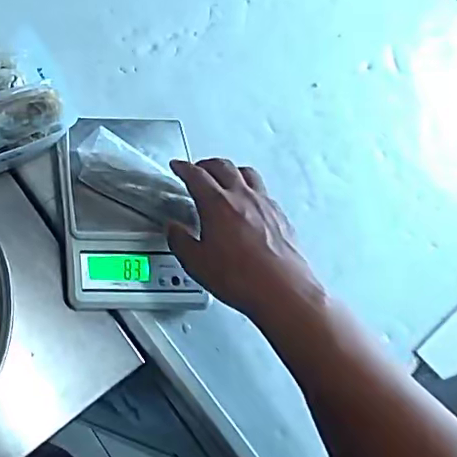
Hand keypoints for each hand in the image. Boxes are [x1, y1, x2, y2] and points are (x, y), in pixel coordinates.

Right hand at [166, 159, 331, 330]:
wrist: (283, 292)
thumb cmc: (243, 278)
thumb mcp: (196, 262)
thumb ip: (180, 240)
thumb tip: (174, 230)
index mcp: (217, 204)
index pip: (196, 175)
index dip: (183, 167)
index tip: (178, 166)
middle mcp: (242, 198)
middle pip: (223, 166)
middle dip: (206, 164)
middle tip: (197, 168)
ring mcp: (265, 205)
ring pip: (246, 173)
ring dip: (231, 171)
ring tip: (223, 177)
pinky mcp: (280, 216)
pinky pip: (263, 191)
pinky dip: (250, 188)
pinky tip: (248, 200)